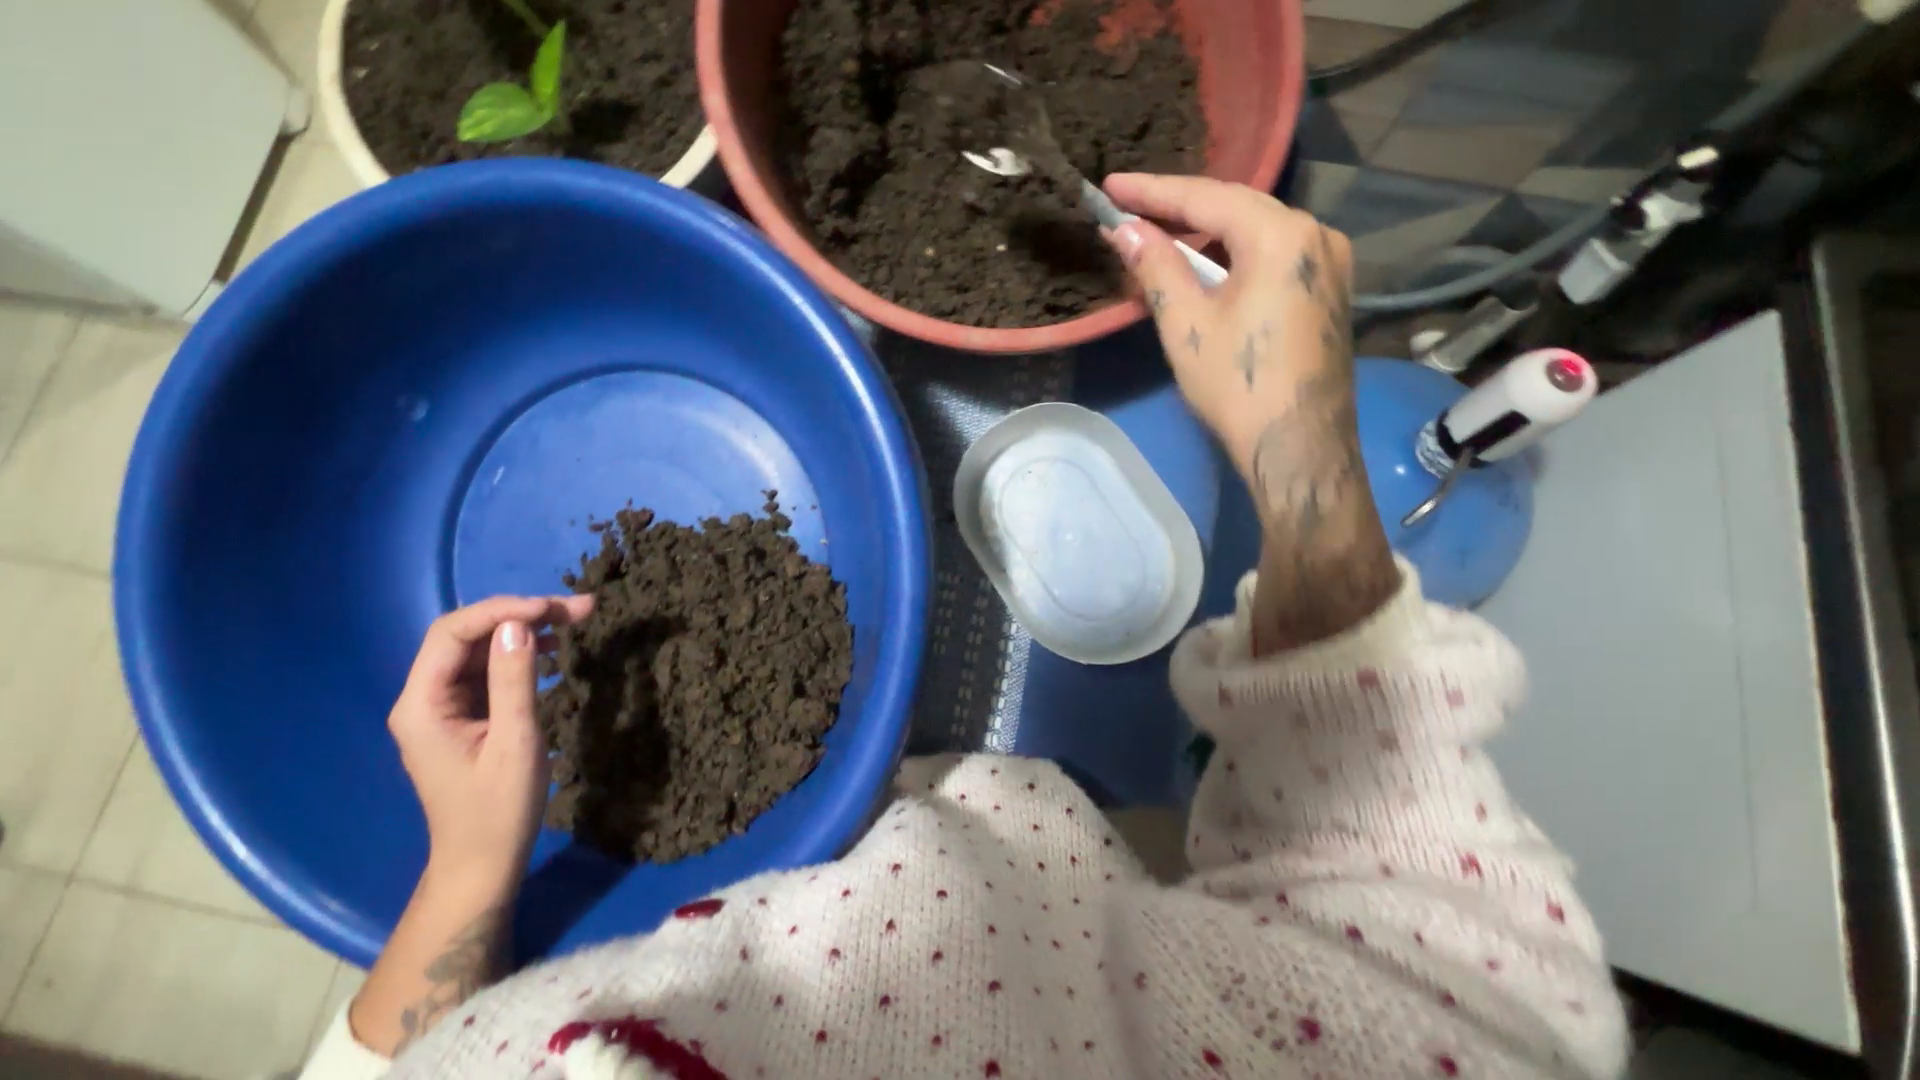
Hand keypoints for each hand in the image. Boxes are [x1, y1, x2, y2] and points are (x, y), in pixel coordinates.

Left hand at [388, 594, 593, 887]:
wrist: (483, 863)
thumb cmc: (498, 809)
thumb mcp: (515, 741)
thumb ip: (514, 680)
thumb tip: (519, 624)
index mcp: (422, 704)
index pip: (453, 633)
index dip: (502, 611)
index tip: (552, 609)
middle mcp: (424, 699)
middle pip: (467, 636)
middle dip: (520, 615)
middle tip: (578, 610)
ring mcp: (443, 708)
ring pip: (480, 651)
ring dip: (525, 631)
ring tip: (575, 622)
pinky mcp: (463, 717)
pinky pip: (488, 672)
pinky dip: (521, 656)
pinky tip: (555, 652)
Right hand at [1101, 172, 1354, 469]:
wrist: (1299, 447)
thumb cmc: (1238, 387)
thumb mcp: (1186, 325)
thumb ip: (1156, 267)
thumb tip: (1125, 229)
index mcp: (1282, 234)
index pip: (1206, 197)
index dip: (1153, 192)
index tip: (1111, 186)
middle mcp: (1316, 234)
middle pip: (1236, 207)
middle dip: (1180, 209)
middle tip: (1129, 210)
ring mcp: (1331, 262)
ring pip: (1256, 232)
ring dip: (1207, 235)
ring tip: (1159, 237)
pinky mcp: (1330, 289)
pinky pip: (1274, 255)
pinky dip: (1235, 256)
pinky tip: (1205, 265)